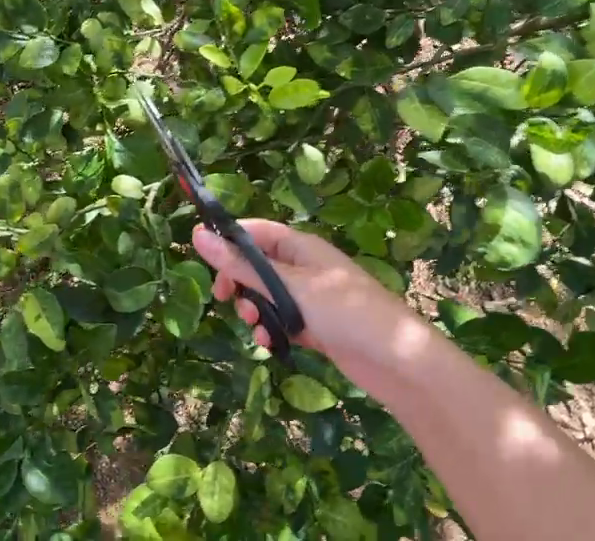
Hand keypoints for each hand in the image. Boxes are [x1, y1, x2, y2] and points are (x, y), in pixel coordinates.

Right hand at [192, 219, 421, 377]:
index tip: (208, 263)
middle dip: (239, 283)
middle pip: (257, 265)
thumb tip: (196, 235)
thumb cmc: (344, 312)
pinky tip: (270, 344)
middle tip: (226, 301)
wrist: (398, 362)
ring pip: (267, 296)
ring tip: (256, 327)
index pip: (255, 232)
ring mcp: (311, 298)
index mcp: (300, 246)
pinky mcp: (316, 326)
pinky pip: (282, 320)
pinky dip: (272, 330)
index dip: (229, 243)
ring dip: (254, 310)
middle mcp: (304, 267)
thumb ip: (241, 266)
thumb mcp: (287, 286)